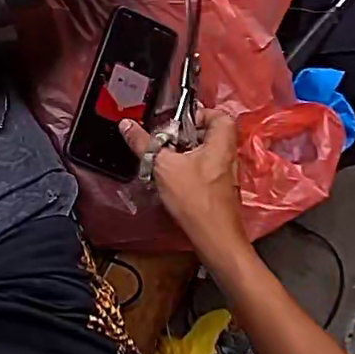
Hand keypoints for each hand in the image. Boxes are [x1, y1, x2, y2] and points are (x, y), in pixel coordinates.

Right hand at [120, 108, 248, 262]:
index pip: (221, 116)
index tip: (180, 122)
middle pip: (212, 134)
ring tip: (166, 158)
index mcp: (221, 145)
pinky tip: (173, 179)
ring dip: (187, 153)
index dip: (201, 113)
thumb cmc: (195, 199)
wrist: (215, 240)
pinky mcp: (220, 192)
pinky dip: (190, 169)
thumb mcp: (163, 166)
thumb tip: (126, 125)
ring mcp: (226, 176)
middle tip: (168, 139)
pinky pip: (205, 170)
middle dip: (188, 135)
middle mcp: (227, 158)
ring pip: (207, 154)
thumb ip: (143, 143)